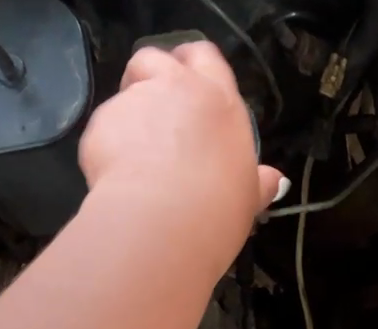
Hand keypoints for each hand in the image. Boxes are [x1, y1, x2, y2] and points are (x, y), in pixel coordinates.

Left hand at [79, 44, 284, 251]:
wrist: (162, 222)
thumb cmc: (217, 210)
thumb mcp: (247, 198)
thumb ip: (257, 183)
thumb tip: (275, 180)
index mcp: (220, 102)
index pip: (205, 58)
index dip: (192, 67)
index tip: (186, 85)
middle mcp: (177, 89)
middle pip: (155, 59)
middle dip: (150, 78)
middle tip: (153, 113)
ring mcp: (136, 102)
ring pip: (125, 94)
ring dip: (128, 116)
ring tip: (134, 157)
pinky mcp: (103, 123)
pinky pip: (104, 129)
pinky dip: (108, 148)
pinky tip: (119, 181)